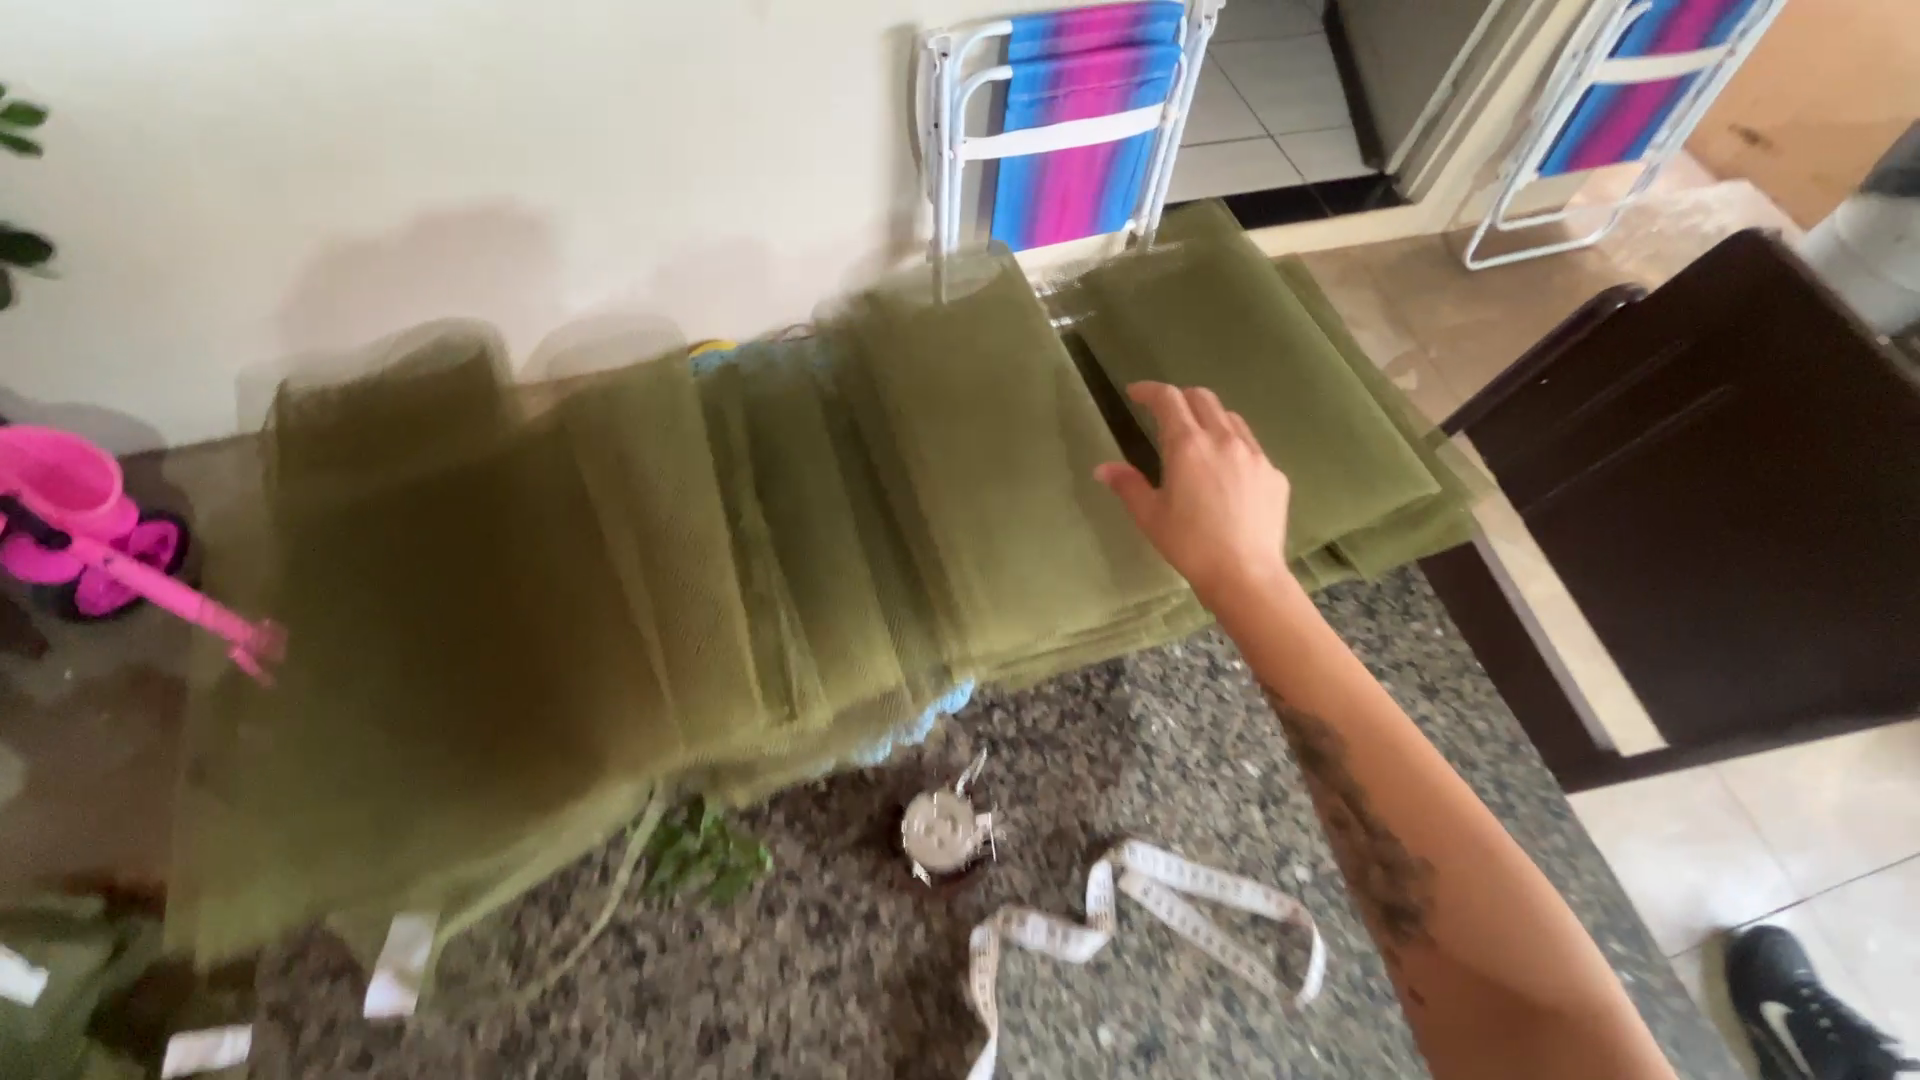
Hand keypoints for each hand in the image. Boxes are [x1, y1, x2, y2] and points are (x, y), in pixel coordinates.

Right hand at [1095, 381, 1294, 604]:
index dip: (1149, 390)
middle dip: (1180, 398)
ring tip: (1198, 438)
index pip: (1168, 400)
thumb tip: (1103, 468)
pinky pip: (1251, 448)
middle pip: (1203, 398)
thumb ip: (1127, 485)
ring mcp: (1255, 455)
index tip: (1135, 394)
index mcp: (1188, 446)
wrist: (1245, 573)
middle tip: (1165, 413)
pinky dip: (1233, 447)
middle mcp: (1224, 439)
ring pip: (1231, 419)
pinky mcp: (1274, 474)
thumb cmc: (1189, 545)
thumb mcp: (1150, 516)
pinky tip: (1226, 473)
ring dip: (1209, 418)